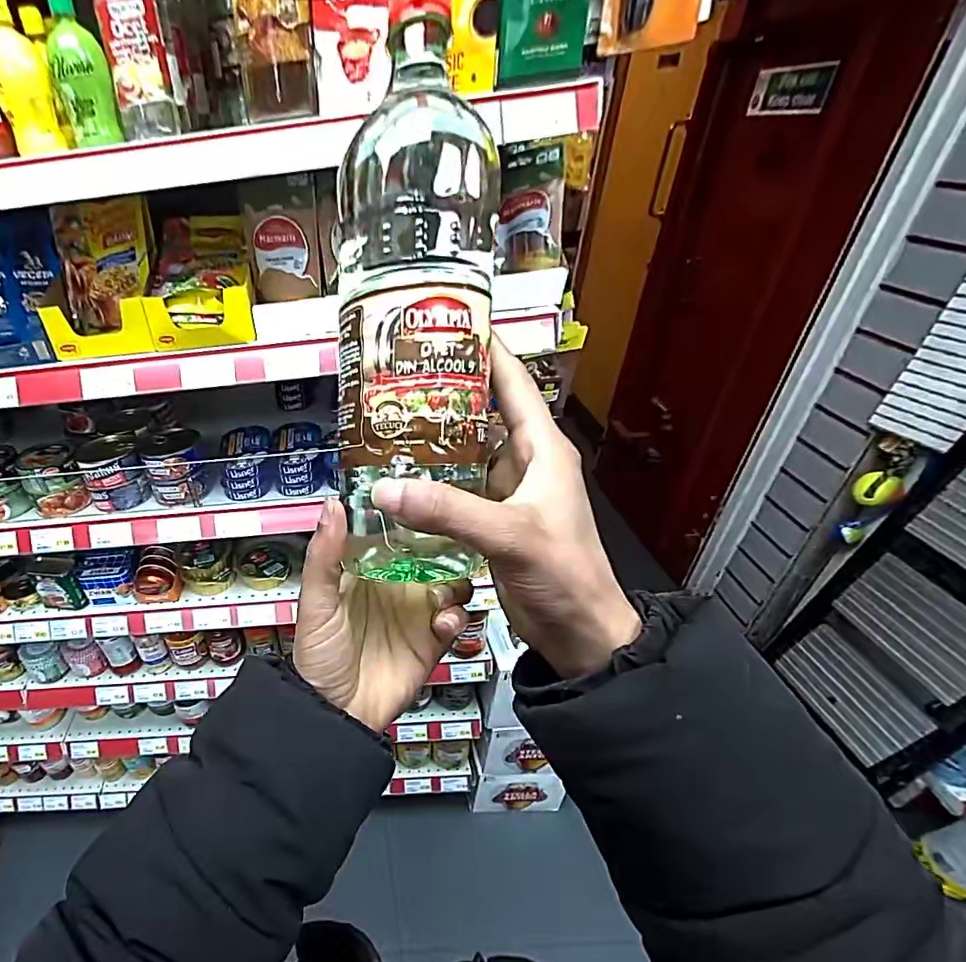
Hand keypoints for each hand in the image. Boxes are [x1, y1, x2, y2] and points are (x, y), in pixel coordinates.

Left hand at [293, 498, 471, 730]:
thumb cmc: (317, 657)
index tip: (423, 500)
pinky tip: (443, 620)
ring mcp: (415, 614)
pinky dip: (456, 615)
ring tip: (443, 589)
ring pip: (449, 583)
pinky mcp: (432, 641)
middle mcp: (394, 588)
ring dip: (454, 581)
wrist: (337, 712)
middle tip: (451, 540)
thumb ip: (325, 555)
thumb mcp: (316, 602)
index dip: (408, 519)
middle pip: (429, 555)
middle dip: (443, 546)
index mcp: (365, 573)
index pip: (391, 536)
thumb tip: (333, 507)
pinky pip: (456, 619)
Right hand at [371, 336, 640, 679]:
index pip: (512, 382)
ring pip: (464, 454)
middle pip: (480, 414)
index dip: (482, 351)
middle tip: (393, 380)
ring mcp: (506, 494)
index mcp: (542, 449)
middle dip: (442, 395)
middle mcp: (524, 463)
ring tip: (386, 424)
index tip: (442, 325)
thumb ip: (449, 511)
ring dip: (432, 441)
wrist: (579, 631)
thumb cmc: (565, 574)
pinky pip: (456, 491)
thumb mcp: (510, 534)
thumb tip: (387, 489)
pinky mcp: (491, 522)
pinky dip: (430, 483)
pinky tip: (400, 482)